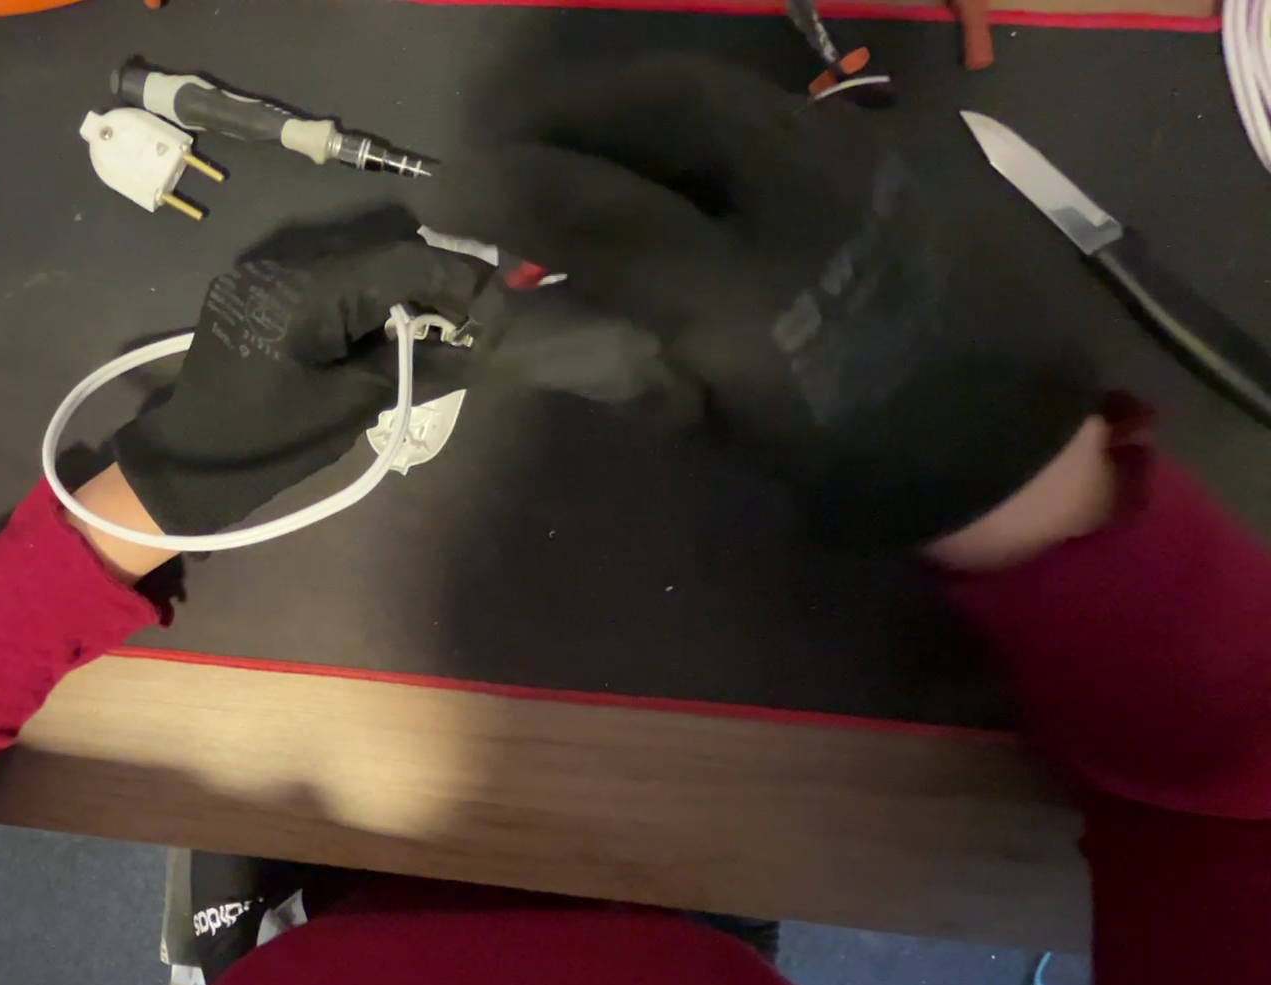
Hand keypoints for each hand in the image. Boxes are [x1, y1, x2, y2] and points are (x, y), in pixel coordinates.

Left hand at [113, 207, 491, 535]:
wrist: (189, 463)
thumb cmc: (267, 446)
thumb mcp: (346, 408)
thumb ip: (412, 368)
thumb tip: (474, 347)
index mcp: (302, 294)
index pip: (397, 262)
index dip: (455, 277)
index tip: (499, 299)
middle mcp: (281, 267)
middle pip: (377, 258)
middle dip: (429, 286)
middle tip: (469, 322)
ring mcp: (264, 276)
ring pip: (352, 269)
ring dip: (395, 296)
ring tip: (432, 333)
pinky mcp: (258, 293)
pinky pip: (324, 285)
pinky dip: (360, 306)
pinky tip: (380, 335)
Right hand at [425, 56, 1108, 547]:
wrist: (991, 433)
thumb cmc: (830, 453)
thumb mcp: (703, 424)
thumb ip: (606, 357)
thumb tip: (515, 312)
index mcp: (743, 296)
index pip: (596, 213)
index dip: (503, 192)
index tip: (439, 193)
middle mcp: (798, 198)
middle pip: (657, 106)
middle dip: (558, 111)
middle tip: (496, 138)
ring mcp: (850, 152)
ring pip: (709, 86)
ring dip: (612, 102)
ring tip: (557, 132)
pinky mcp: (880, 139)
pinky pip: (750, 104)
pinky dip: (675, 117)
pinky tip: (646, 151)